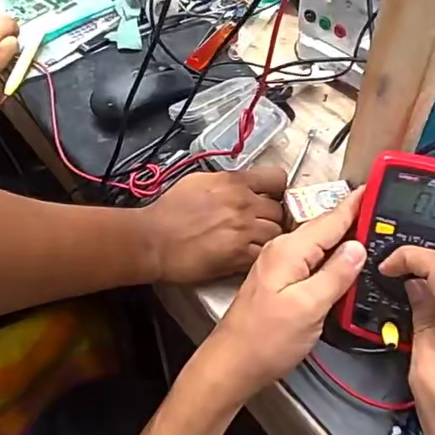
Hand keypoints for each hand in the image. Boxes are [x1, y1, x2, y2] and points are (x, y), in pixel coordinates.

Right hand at [141, 168, 286, 283]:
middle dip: (273, 218)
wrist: (153, 239)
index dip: (278, 189)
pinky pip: (265, 254)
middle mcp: (244, 203)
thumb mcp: (199, 181)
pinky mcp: (239, 256)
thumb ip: (227, 181)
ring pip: (278, 233)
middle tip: (261, 224)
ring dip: (269, 238)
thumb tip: (243, 185)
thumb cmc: (169, 211)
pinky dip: (261, 255)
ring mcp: (244, 230)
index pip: (278, 178)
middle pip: (280, 210)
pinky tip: (249, 256)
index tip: (273, 197)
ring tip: (255, 242)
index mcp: (234, 182)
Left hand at [189, 191, 365, 407]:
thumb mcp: (308, 307)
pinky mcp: (280, 281)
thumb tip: (358, 246)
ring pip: (319, 244)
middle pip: (325, 228)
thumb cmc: (265, 340)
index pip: (330, 219)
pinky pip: (312, 260)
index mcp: (289, 250)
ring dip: (344, 238)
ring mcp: (279, 265)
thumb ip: (335, 275)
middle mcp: (282, 250)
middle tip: (384, 211)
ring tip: (372, 233)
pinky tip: (344, 263)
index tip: (375, 187)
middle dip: (354, 218)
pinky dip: (331, 257)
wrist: (232, 364)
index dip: (355, 204)